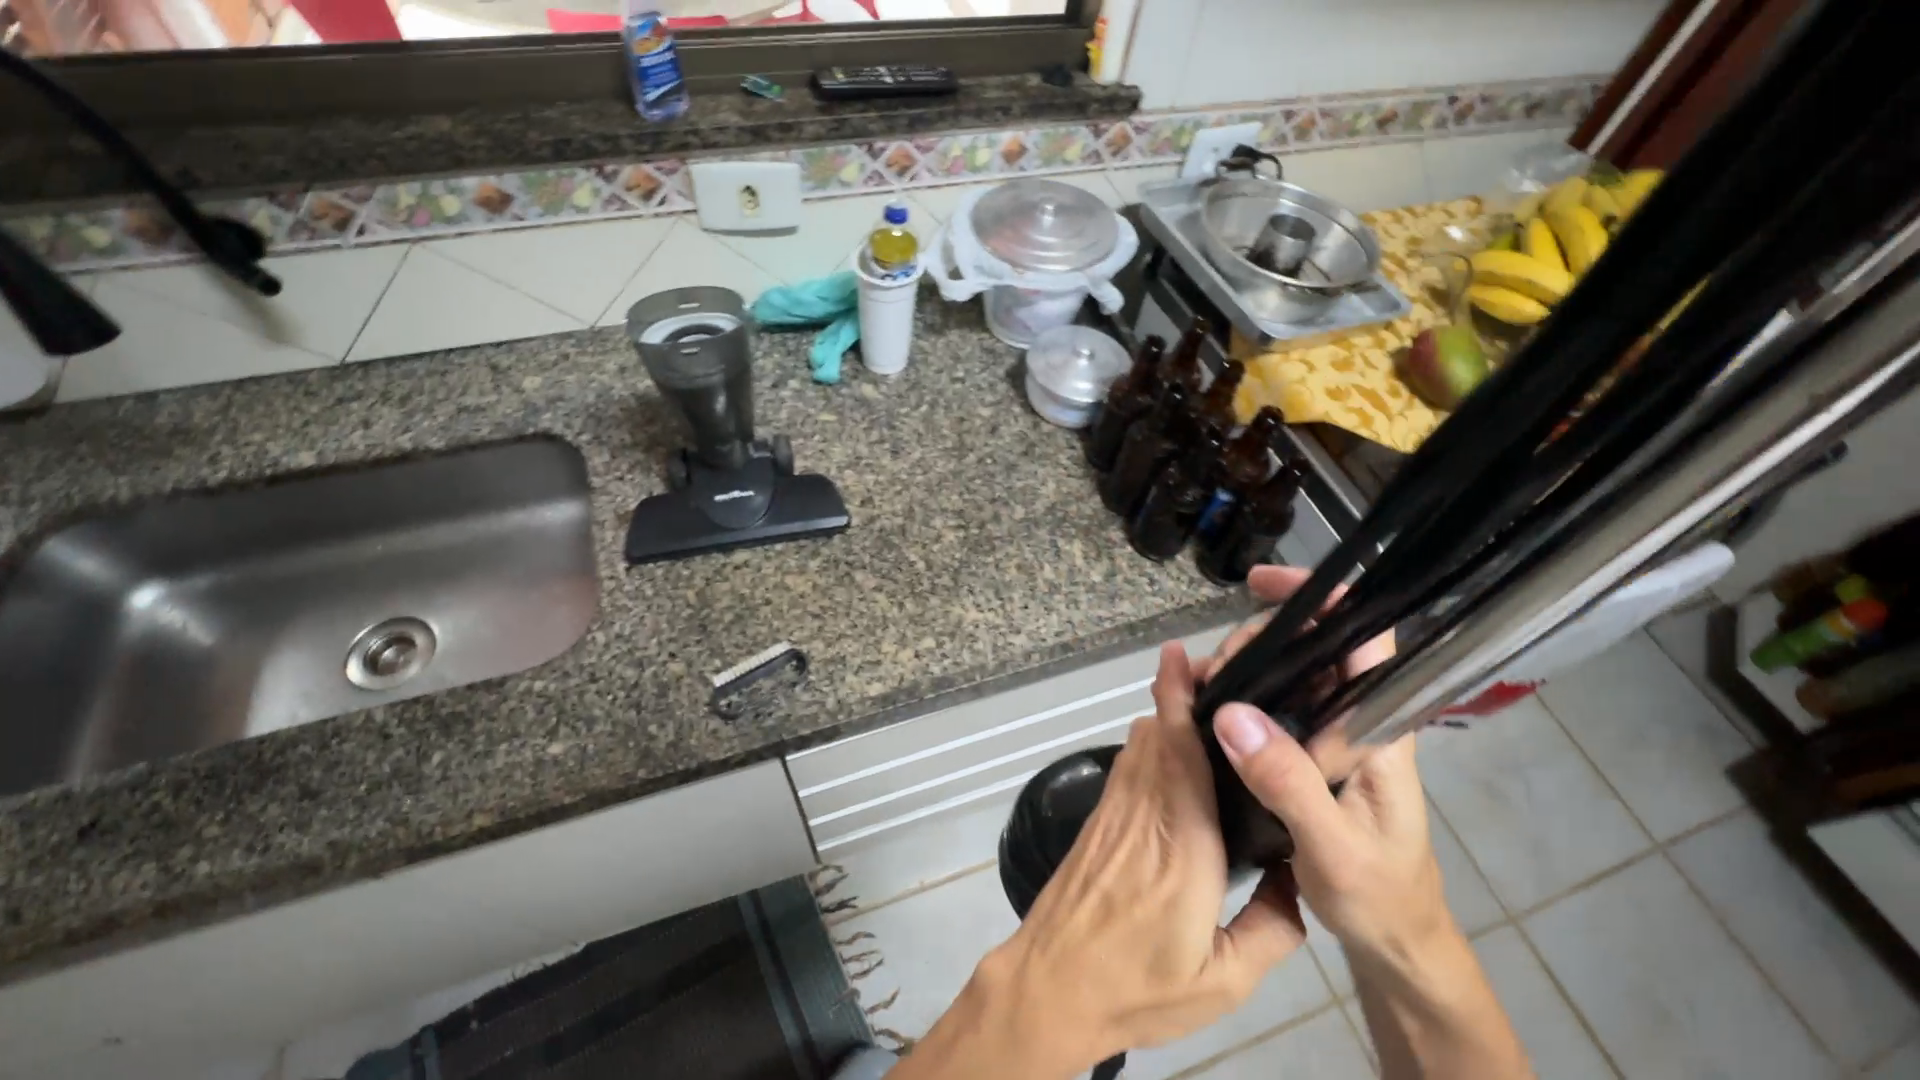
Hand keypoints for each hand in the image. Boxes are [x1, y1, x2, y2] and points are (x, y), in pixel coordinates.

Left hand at [974, 642, 1306, 1073]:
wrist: (1050, 988)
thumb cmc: (1136, 986)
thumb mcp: (1223, 981)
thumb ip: (1273, 930)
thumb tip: (1298, 881)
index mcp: (1184, 844)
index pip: (1179, 751)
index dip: (1179, 697)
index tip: (1184, 655)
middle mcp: (1145, 813)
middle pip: (1156, 733)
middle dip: (1182, 695)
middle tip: (1226, 675)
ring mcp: (1114, 815)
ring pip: (1138, 745)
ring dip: (1165, 716)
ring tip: (1207, 705)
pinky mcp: (1098, 824)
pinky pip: (1127, 767)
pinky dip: (1150, 744)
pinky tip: (1174, 754)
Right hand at [1203, 566, 1452, 968]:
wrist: (1392, 941)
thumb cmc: (1380, 896)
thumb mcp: (1332, 848)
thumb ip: (1286, 781)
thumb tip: (1230, 712)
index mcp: (1379, 729)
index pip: (1365, 638)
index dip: (1320, 598)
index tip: (1260, 585)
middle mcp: (1357, 721)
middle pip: (1313, 648)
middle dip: (1258, 640)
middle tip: (1211, 673)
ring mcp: (1332, 739)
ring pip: (1287, 676)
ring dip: (1241, 668)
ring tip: (1195, 691)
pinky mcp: (1309, 759)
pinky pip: (1270, 710)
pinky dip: (1234, 699)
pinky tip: (1200, 710)